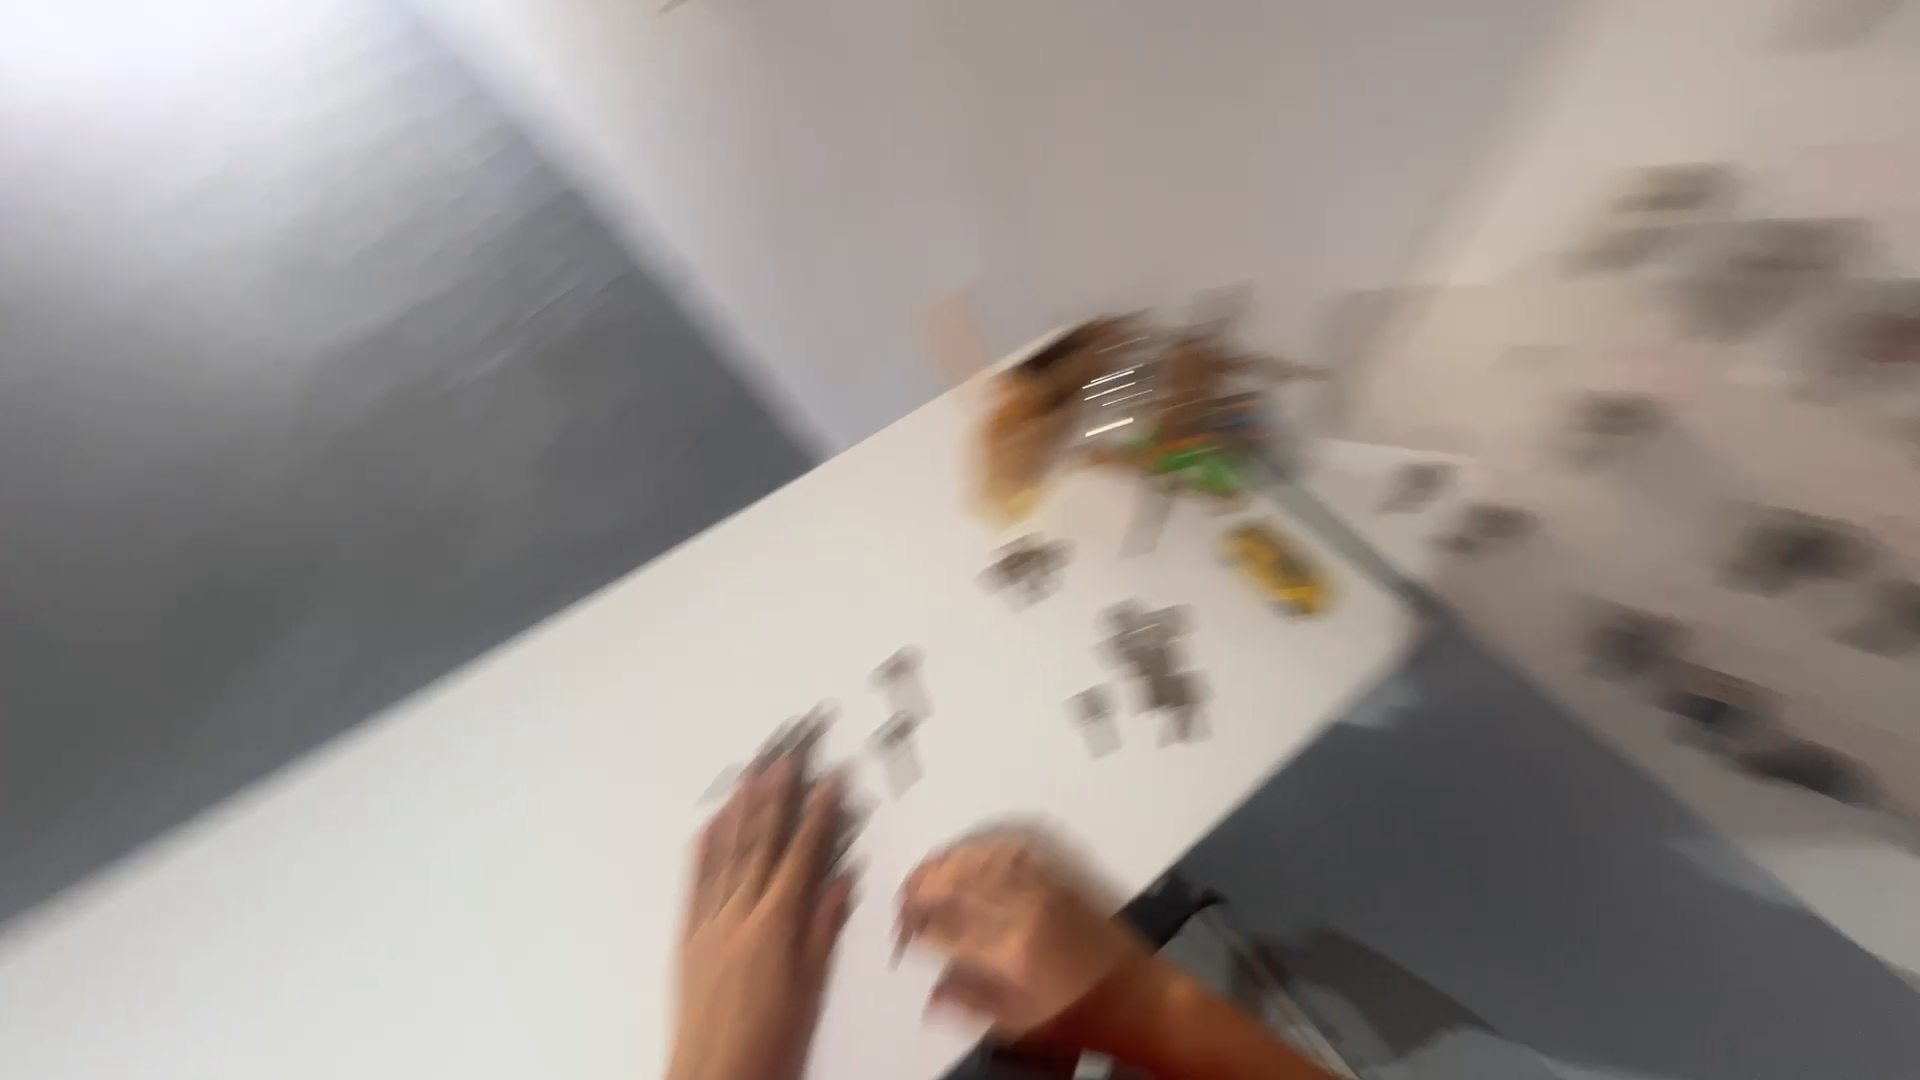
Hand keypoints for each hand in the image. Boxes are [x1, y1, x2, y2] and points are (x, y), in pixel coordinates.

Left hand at [668, 757, 853, 1079]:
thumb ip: (823, 928)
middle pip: (760, 842)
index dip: (816, 815)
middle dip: (774, 796)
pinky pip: (695, 883)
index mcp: (775, 925)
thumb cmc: (772, 1039)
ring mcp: (708, 922)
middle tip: (783, 758)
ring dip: (739, 810)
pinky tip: (709, 824)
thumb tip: (840, 878)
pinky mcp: (687, 936)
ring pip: (726, 854)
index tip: (828, 781)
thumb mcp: (810, 986)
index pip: (801, 855)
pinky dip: (703, 850)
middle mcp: (739, 914)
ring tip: (748, 774)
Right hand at [894, 835, 1158, 1036]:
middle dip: (921, 885)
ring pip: (982, 857)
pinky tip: (972, 852)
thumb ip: (968, 1003)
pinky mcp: (1060, 876)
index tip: (903, 934)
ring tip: (929, 871)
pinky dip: (986, 846)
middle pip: (956, 881)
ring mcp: (1043, 887)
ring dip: (948, 860)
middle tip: (906, 897)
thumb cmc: (1083, 1017)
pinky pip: (1015, 848)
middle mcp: (1023, 910)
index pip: (943, 927)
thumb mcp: (1018, 1027)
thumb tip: (930, 992)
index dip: (912, 927)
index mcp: (1008, 952)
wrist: (1139, 998)